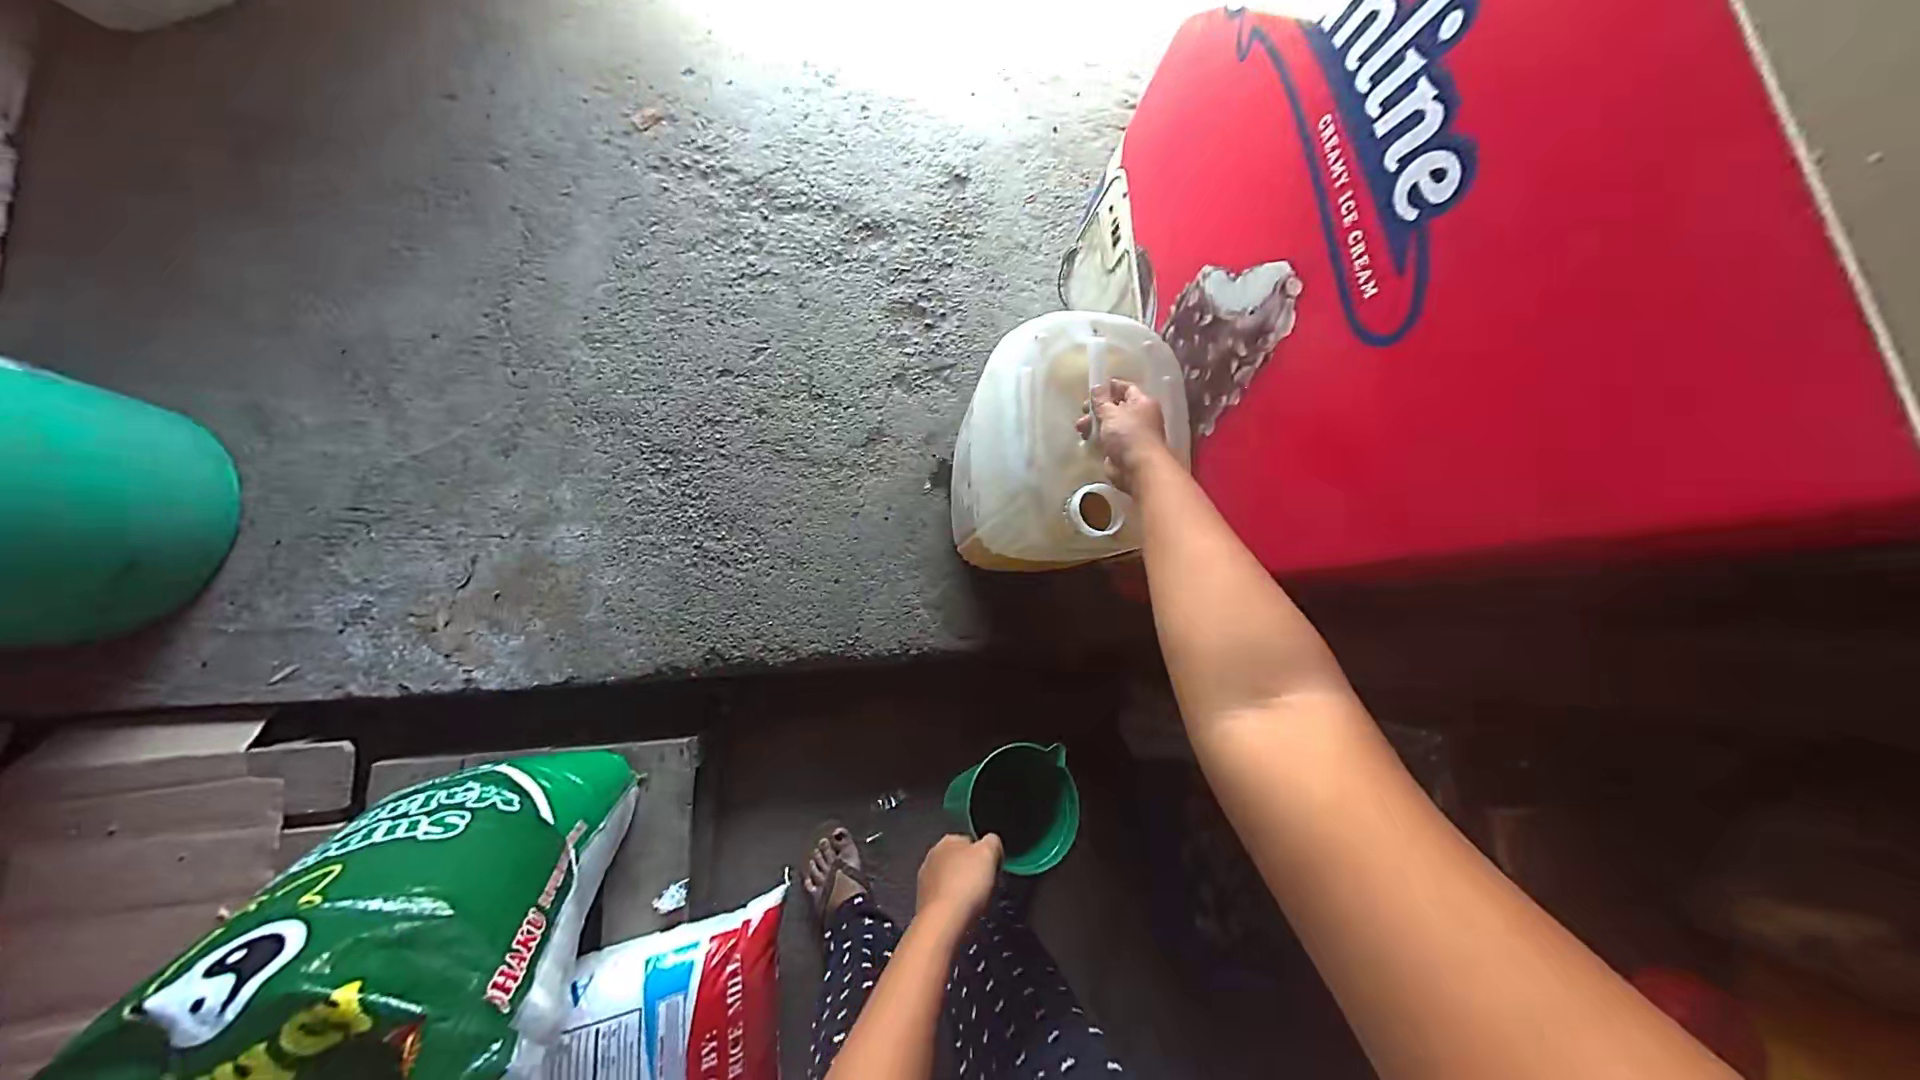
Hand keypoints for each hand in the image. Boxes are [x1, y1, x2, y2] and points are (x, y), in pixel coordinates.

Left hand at [915, 834, 1001, 929]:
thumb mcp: (989, 853)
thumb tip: (991, 844)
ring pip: (949, 878)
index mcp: (948, 840)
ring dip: (959, 886)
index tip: (991, 870)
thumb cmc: (967, 883)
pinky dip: (951, 901)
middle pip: (958, 860)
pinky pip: (942, 896)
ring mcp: (924, 878)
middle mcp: (932, 855)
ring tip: (972, 902)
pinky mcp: (922, 900)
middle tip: (984, 885)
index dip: (983, 855)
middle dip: (970, 870)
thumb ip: (992, 842)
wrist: (943, 921)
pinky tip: (959, 911)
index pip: (970, 841)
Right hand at [1076, 377, 1170, 491]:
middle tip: (1083, 411)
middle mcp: (1139, 417)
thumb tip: (1097, 387)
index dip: (1109, 387)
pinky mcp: (1122, 450)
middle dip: (1096, 409)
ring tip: (1080, 428)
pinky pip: (1107, 439)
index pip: (1125, 388)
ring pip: (1109, 424)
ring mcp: (1131, 435)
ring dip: (1093, 424)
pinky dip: (1097, 438)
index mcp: (1142, 403)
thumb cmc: (1128, 434)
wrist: (1137, 468)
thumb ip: (1101, 400)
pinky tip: (1086, 438)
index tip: (1092, 390)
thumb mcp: (1111, 412)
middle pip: (1115, 407)